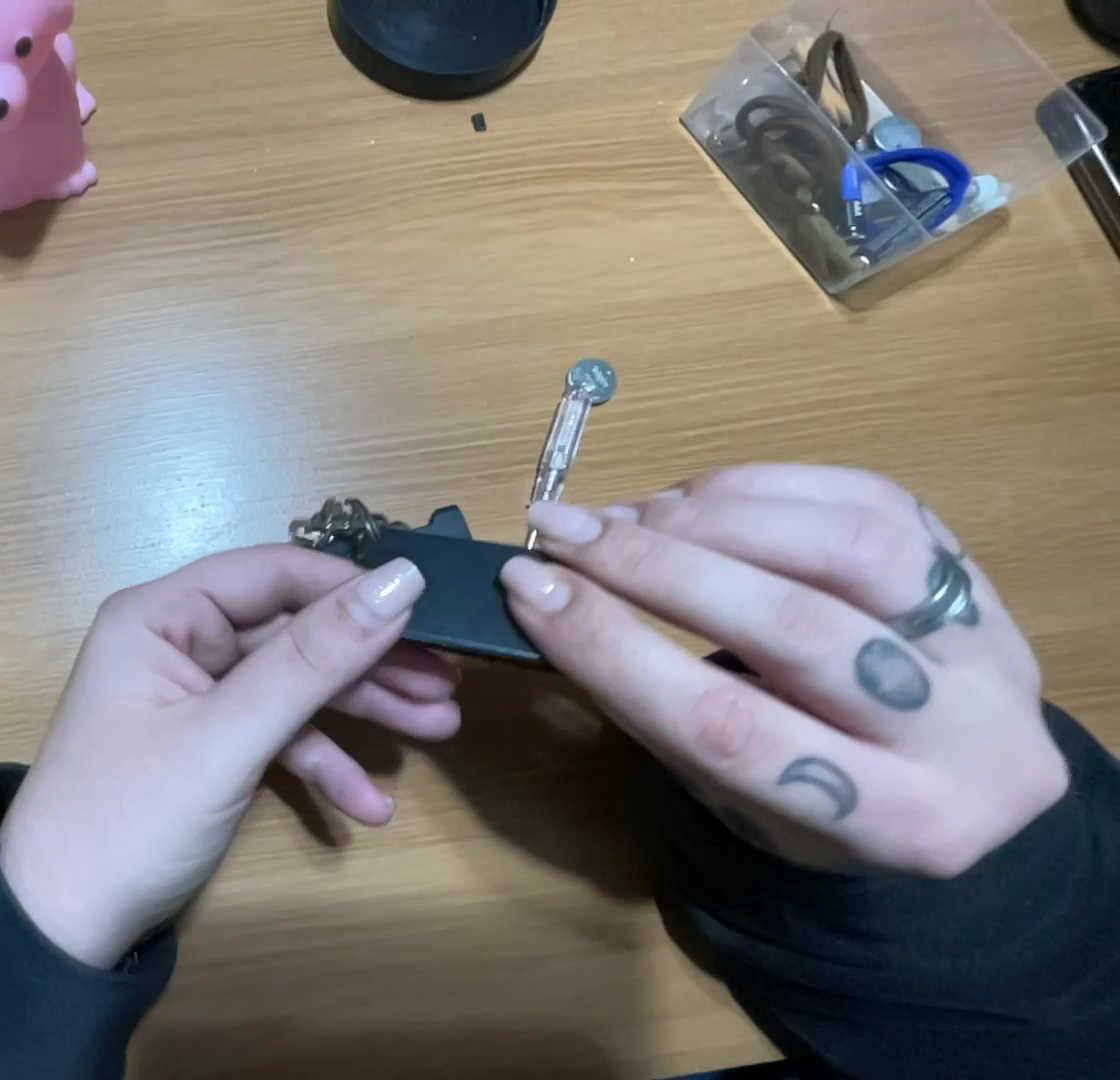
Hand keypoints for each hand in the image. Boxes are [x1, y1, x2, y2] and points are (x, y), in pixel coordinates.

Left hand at [0, 546, 459, 966]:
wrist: (62, 929)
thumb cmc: (134, 818)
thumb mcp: (229, 735)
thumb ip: (313, 659)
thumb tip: (400, 582)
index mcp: (162, 614)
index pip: (271, 573)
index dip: (349, 587)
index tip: (428, 610)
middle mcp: (177, 640)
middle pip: (289, 631)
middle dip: (366, 660)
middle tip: (447, 683)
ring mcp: (192, 693)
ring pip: (289, 684)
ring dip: (358, 710)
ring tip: (437, 729)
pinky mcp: (204, 740)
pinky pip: (271, 734)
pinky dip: (317, 762)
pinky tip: (364, 808)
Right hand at [499, 464, 1065, 876]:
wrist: (934, 773)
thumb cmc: (789, 788)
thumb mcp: (705, 775)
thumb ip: (633, 687)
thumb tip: (547, 584)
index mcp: (892, 821)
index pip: (725, 726)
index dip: (610, 645)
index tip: (526, 585)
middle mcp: (970, 737)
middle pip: (792, 629)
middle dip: (650, 567)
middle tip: (558, 532)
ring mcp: (993, 643)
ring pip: (847, 549)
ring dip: (705, 517)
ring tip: (621, 517)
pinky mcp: (978, 567)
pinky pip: (866, 499)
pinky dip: (750, 486)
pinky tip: (683, 500)